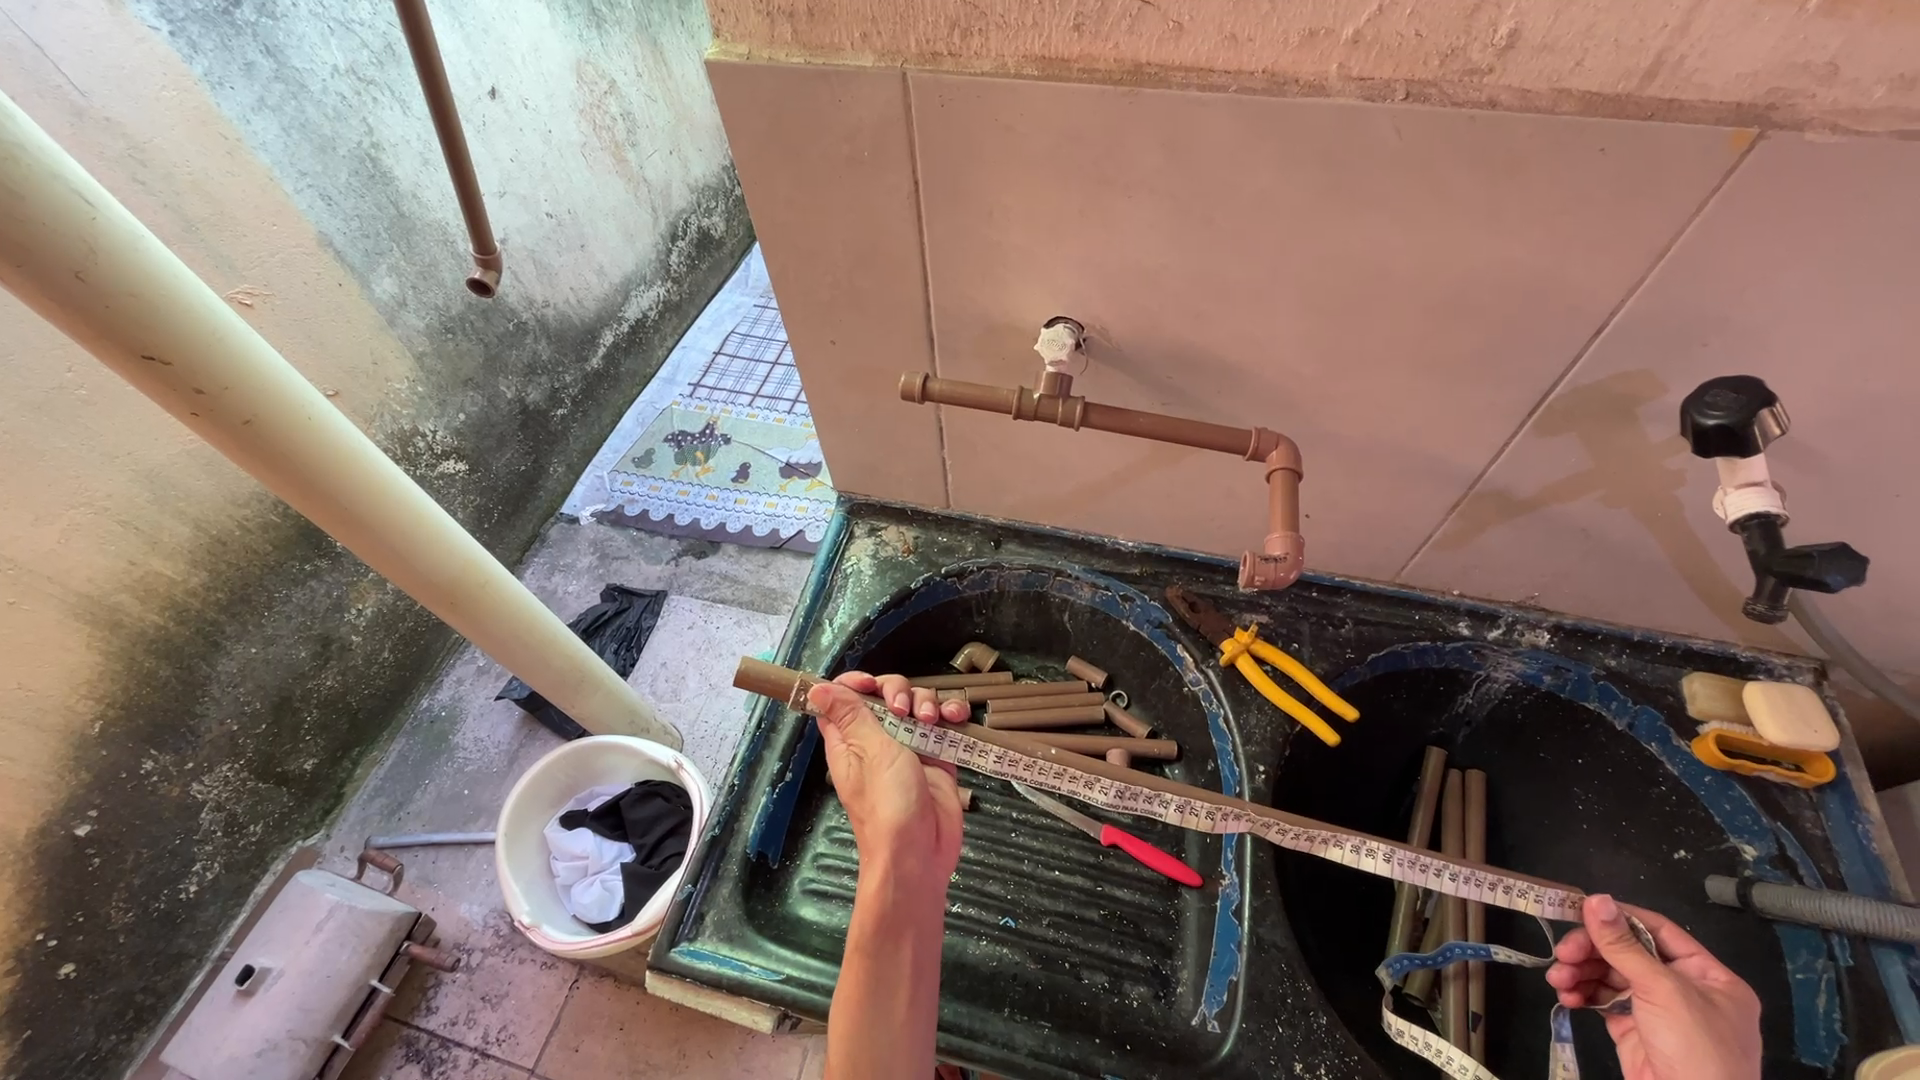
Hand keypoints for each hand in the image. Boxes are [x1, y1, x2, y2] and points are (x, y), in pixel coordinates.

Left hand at [810, 672, 970, 883]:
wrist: (920, 853)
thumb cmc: (887, 804)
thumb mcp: (868, 752)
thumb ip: (850, 715)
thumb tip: (815, 689)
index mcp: (849, 740)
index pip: (843, 699)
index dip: (854, 684)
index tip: (869, 685)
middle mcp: (877, 740)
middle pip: (885, 696)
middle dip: (898, 691)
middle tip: (903, 710)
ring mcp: (910, 748)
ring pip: (917, 706)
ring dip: (928, 703)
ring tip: (932, 720)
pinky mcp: (937, 757)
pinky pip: (944, 725)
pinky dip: (951, 716)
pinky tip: (956, 718)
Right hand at [1546, 894, 1761, 1079]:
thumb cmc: (1695, 1049)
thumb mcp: (1661, 990)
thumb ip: (1623, 944)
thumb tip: (1595, 898)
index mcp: (1708, 977)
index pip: (1657, 931)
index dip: (1618, 918)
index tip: (1577, 911)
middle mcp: (1684, 989)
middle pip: (1626, 952)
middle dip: (1590, 952)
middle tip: (1563, 955)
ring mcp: (1657, 1010)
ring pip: (1608, 974)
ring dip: (1579, 973)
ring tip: (1558, 980)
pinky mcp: (1633, 1028)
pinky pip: (1601, 998)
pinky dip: (1581, 994)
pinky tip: (1567, 997)